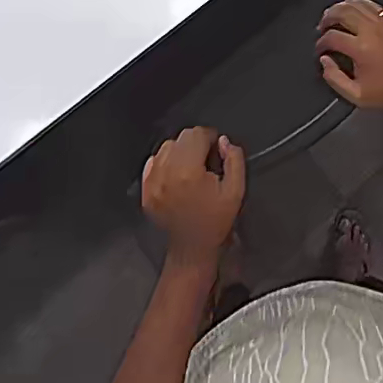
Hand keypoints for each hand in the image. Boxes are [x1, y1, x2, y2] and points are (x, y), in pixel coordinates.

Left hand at [141, 128, 244, 265]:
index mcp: (189, 172)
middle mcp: (166, 174)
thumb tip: (223, 141)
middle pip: (181, 138)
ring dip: (180, 151)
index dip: (210, 137)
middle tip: (206, 159)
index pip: (196, 134)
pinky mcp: (145, 190)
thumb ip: (234, 160)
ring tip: (191, 167)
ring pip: (166, 147)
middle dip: (196, 143)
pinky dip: (165, 163)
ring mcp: (152, 183)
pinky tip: (176, 175)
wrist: (192, 247)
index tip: (217, 148)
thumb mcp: (236, 190)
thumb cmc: (217, 219)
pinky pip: (153, 162)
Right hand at [316, 0, 382, 110]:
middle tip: (322, 26)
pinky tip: (353, 7)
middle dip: (327, 17)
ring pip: (357, 4)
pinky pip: (373, 5)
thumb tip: (325, 61)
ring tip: (333, 14)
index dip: (321, 42)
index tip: (320, 49)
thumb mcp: (355, 94)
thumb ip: (334, 78)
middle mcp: (371, 32)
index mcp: (361, 49)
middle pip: (342, 12)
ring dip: (341, 7)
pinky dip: (360, 3)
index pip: (332, 36)